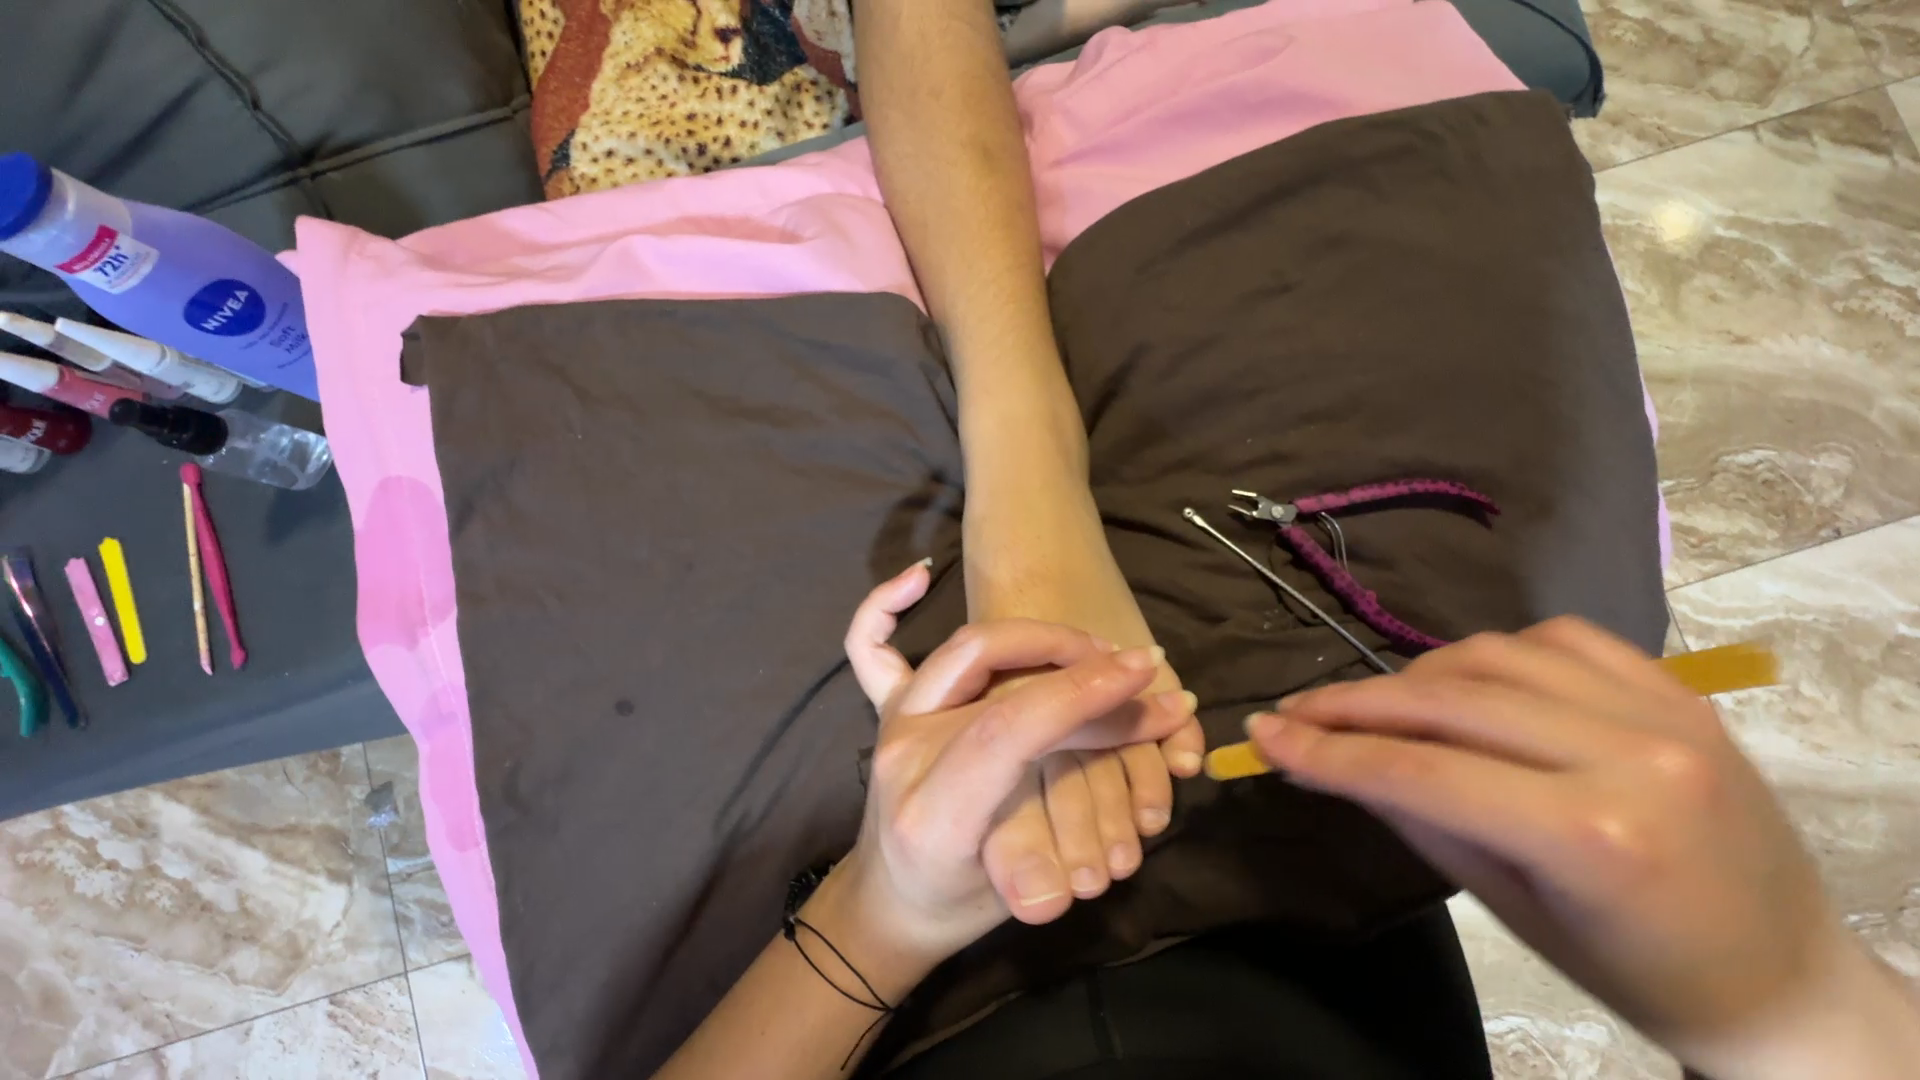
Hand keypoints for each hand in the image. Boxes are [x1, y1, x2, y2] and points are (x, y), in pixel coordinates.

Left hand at [832, 563, 1194, 970]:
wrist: (889, 904)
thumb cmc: (958, 906)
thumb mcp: (1028, 890)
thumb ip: (1087, 818)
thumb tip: (1174, 748)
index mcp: (936, 810)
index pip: (1010, 728)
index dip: (1082, 693)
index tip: (1144, 677)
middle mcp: (905, 752)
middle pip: (989, 672)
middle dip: (1068, 654)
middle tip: (1128, 662)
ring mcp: (892, 722)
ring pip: (960, 648)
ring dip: (1031, 633)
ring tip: (1090, 643)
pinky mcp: (887, 708)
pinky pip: (870, 646)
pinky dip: (884, 606)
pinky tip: (918, 576)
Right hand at [1244, 617, 1919, 1078]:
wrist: (1785, 980)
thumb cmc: (1634, 969)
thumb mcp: (1506, 906)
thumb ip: (1413, 816)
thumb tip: (1324, 760)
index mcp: (1593, 834)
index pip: (1420, 770)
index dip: (1327, 750)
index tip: (1263, 735)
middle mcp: (1631, 754)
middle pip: (1447, 702)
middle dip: (1351, 704)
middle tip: (1293, 711)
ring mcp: (1664, 712)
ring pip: (1492, 657)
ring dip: (1414, 677)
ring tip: (1373, 704)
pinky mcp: (1679, 692)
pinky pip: (1558, 639)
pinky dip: (1492, 654)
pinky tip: (1465, 682)